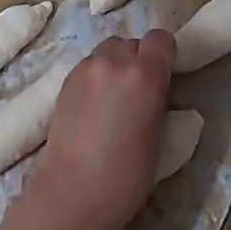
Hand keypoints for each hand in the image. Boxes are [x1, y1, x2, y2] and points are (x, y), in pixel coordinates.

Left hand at [23, 30, 175, 229]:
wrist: (75, 190)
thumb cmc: (128, 173)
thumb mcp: (160, 134)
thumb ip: (159, 98)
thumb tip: (157, 89)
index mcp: (145, 73)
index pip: (160, 39)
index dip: (164, 54)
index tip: (164, 74)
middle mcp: (114, 60)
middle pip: (132, 43)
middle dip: (138, 60)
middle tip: (138, 91)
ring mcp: (87, 67)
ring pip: (108, 51)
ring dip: (115, 65)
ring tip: (114, 98)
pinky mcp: (66, 78)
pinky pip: (90, 65)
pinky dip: (97, 76)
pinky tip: (95, 106)